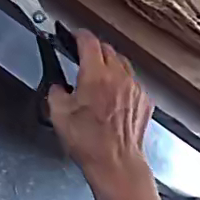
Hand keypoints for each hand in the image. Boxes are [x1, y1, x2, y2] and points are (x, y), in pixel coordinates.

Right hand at [47, 31, 152, 175]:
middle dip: (92, 48)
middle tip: (81, 55)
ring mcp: (135, 88)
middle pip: (107, 48)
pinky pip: (132, 80)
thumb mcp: (58, 115)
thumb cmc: (90, 144)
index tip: (73, 35)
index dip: (78, 35)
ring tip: (97, 75)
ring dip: (108, 63)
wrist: (116, 164)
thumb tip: (57, 86)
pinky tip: (111, 94)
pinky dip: (121, 81)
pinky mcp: (144, 100)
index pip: (89, 41)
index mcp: (96, 76)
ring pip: (122, 63)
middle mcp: (119, 77)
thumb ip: (55, 92)